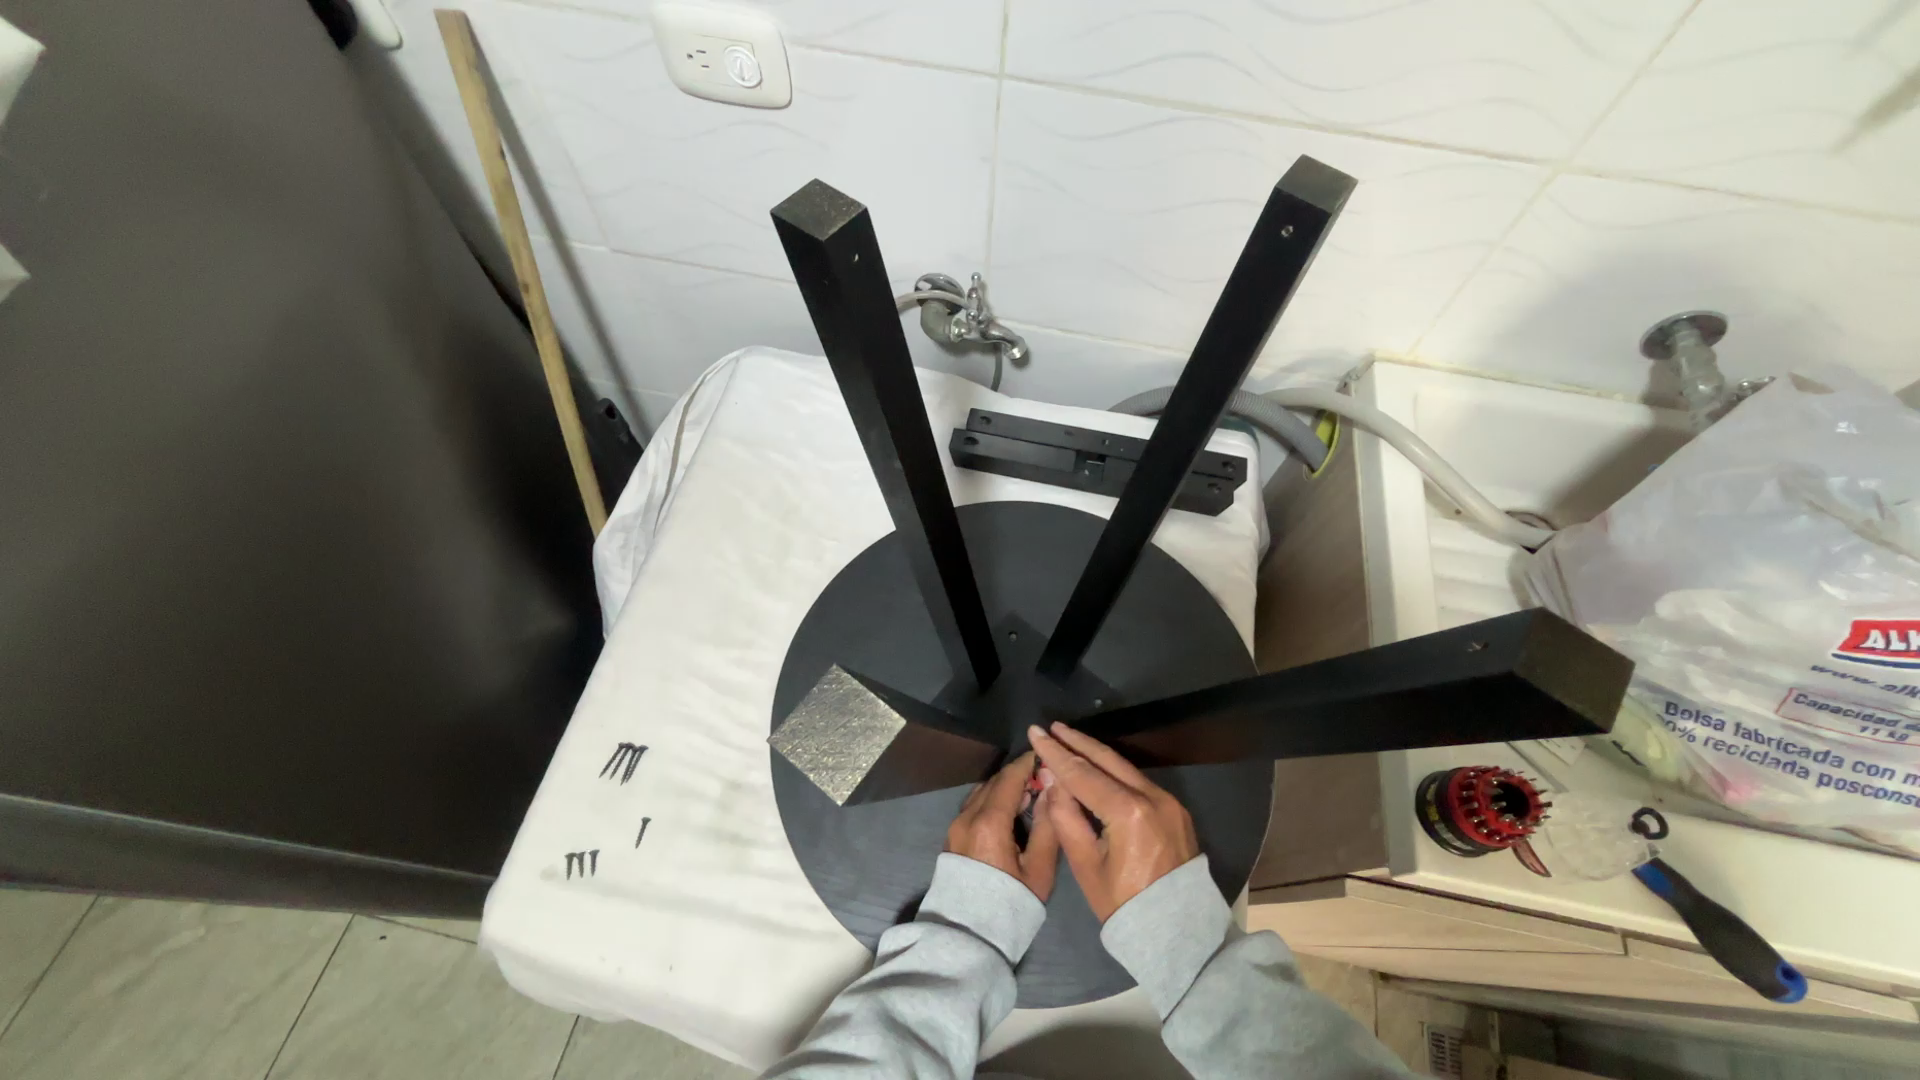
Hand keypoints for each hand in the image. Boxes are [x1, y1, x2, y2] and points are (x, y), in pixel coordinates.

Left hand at [945, 751, 1061, 901]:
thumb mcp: (1039, 870)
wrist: (967, 938)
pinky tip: (1009, 811)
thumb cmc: (1010, 906)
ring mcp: (956, 826)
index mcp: (989, 822)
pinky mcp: (952, 837)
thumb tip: (1052, 790)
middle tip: (1043, 774)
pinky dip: (992, 799)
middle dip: (1018, 774)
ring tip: (1030, 792)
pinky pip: (974, 806)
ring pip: (982, 792)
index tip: (1046, 753)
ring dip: (1004, 786)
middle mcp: (967, 817)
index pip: (1010, 778)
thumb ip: (1047, 826)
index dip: (1028, 763)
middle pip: (994, 782)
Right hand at [1028, 722, 1198, 921]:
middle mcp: (1153, 797)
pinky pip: (1139, 783)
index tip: (1036, 733)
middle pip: (1108, 760)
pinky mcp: (1176, 811)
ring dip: (1096, 754)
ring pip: (1125, 768)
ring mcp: (1169, 802)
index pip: (1083, 774)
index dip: (1056, 753)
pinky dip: (1115, 772)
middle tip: (1053, 728)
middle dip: (1078, 742)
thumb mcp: (1085, 865)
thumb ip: (1066, 817)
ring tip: (1070, 741)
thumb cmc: (1124, 906)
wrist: (1177, 934)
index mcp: (1129, 812)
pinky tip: (1098, 767)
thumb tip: (1053, 780)